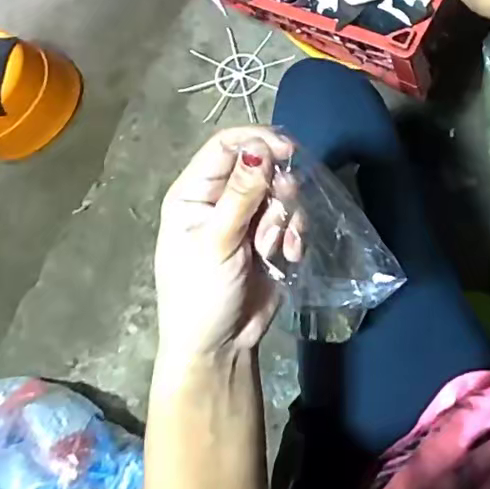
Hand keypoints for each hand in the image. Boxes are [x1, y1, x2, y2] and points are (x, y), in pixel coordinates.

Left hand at [154, 127, 303, 366]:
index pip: (227, 145)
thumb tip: (259, 147)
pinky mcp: (271, 234)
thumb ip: (241, 194)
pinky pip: (295, 215)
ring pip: (282, 190)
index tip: (289, 151)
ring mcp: (248, 216)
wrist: (220, 348)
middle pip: (262, 165)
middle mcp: (222, 198)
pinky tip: (286, 255)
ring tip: (271, 247)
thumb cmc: (201, 296)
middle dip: (276, 189)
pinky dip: (295, 233)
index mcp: (194, 193)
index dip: (258, 141)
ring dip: (284, 217)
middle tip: (276, 216)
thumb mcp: (217, 244)